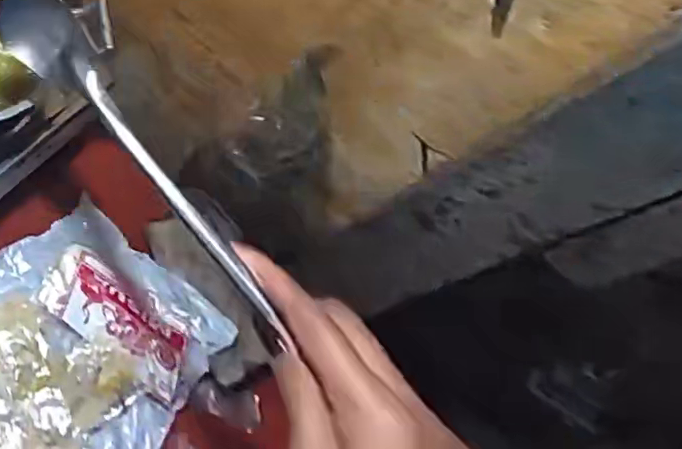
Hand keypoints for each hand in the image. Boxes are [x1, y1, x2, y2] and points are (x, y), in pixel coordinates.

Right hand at [237, 247, 467, 448]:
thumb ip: (299, 395)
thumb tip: (277, 337)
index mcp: (375, 408)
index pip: (316, 320)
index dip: (275, 279)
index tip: (240, 251)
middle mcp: (413, 407)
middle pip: (348, 324)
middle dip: (298, 301)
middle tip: (252, 296)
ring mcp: (435, 427)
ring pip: (369, 352)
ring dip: (322, 335)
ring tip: (279, 339)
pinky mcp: (441, 444)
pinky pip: (384, 384)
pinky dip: (345, 367)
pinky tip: (320, 386)